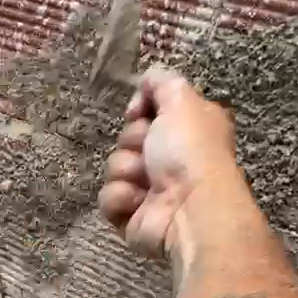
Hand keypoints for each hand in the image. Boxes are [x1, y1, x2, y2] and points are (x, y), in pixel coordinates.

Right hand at [98, 68, 245, 259]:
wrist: (187, 208)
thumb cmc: (190, 152)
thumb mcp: (181, 99)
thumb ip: (161, 81)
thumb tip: (144, 83)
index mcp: (183, 129)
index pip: (146, 111)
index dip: (139, 111)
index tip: (140, 113)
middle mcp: (167, 157)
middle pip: (126, 138)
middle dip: (133, 142)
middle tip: (151, 153)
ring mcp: (147, 189)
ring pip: (114, 168)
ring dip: (127, 171)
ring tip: (147, 183)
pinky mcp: (129, 216)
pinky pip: (107, 198)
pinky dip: (120, 198)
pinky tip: (138, 202)